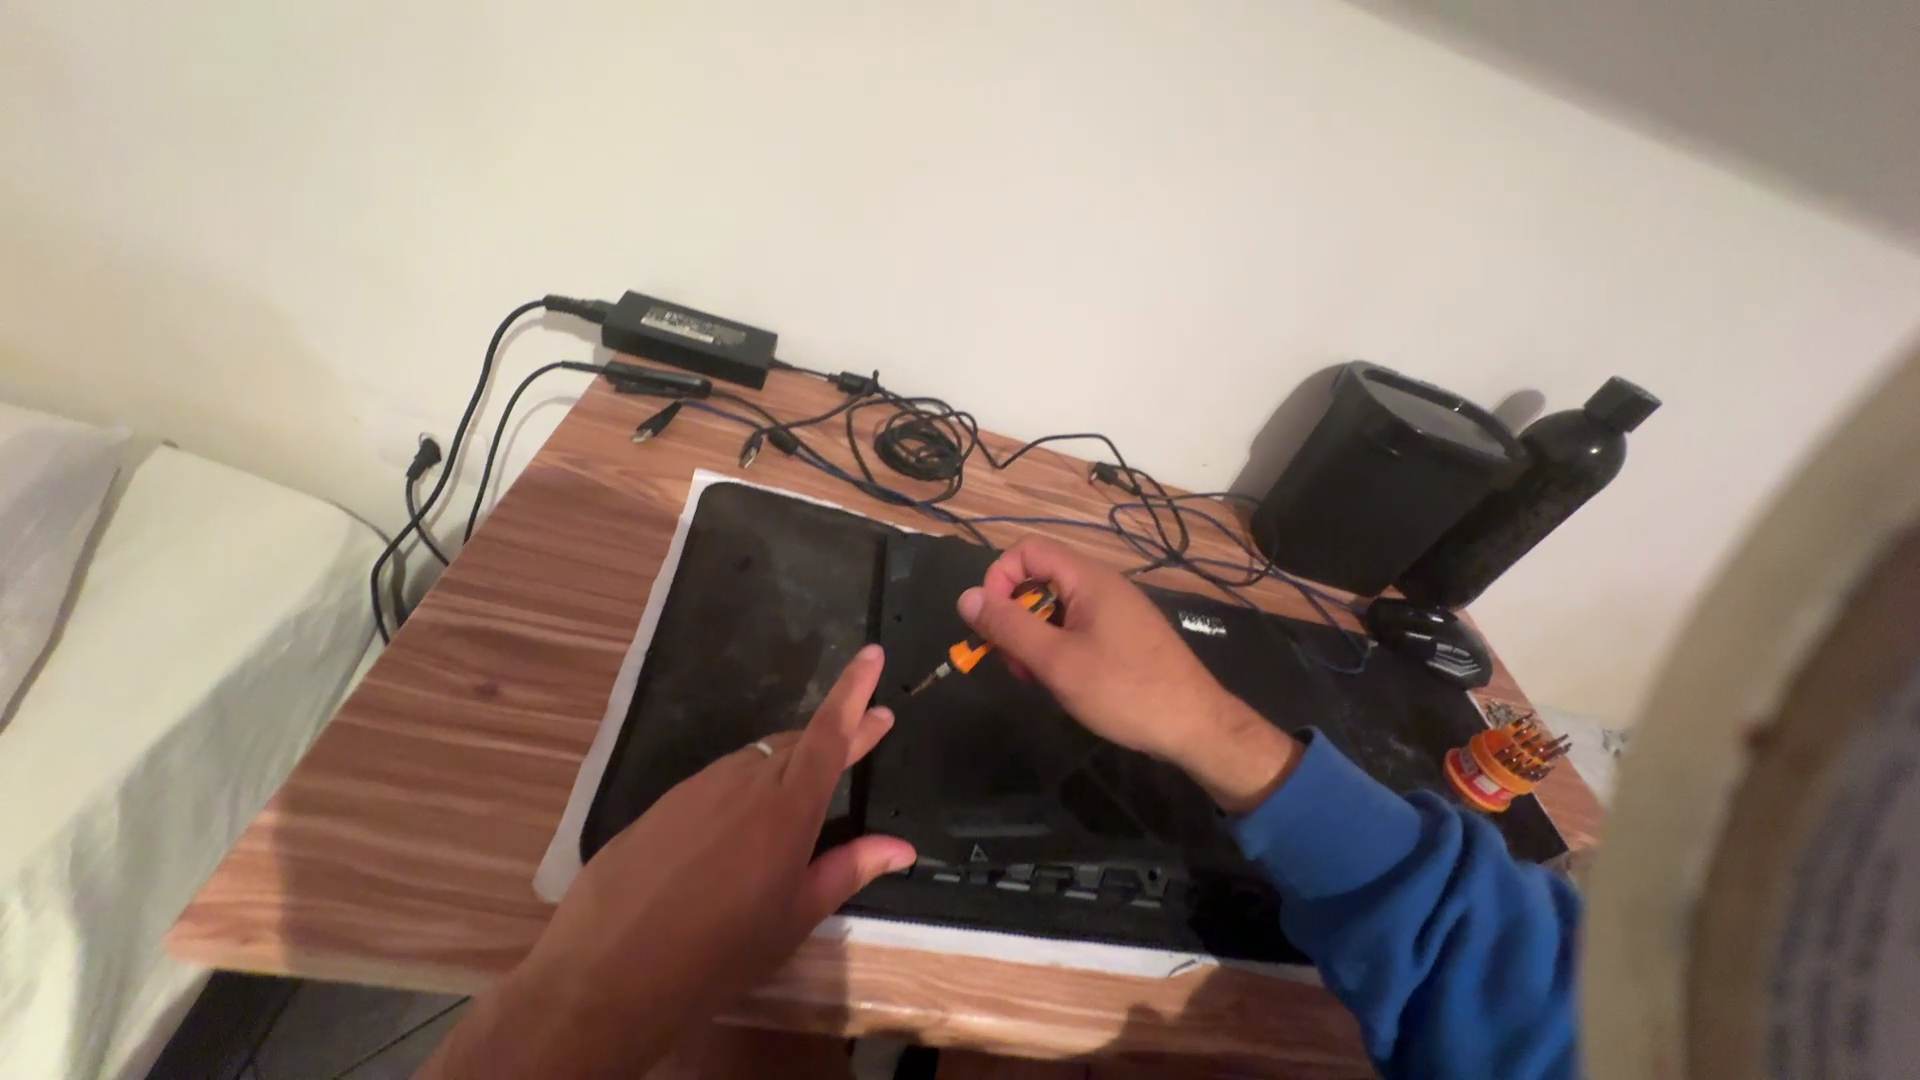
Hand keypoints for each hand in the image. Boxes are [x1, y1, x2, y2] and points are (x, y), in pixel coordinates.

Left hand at [421, 645, 914, 1079]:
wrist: (607, 974)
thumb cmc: (720, 952)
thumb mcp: (796, 916)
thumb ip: (851, 869)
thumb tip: (902, 846)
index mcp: (788, 805)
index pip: (831, 731)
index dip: (855, 689)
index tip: (873, 653)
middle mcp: (746, 779)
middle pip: (799, 741)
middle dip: (837, 733)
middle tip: (866, 733)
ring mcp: (700, 786)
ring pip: (759, 758)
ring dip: (791, 762)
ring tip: (807, 790)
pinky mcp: (666, 802)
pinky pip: (721, 779)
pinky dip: (748, 785)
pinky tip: (742, 822)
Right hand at [957, 536, 1300, 813]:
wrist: (1196, 727)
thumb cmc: (1123, 690)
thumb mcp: (1056, 661)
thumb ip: (1008, 626)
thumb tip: (966, 596)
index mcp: (1088, 578)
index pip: (1027, 550)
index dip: (999, 579)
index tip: (991, 622)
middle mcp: (1101, 585)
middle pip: (1038, 580)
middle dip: (1014, 618)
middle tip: (1015, 662)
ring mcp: (1114, 611)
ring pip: (1054, 610)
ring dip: (1034, 640)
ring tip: (1040, 679)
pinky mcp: (1122, 635)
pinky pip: (1075, 628)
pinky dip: (1057, 650)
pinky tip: (1063, 683)